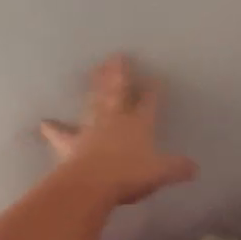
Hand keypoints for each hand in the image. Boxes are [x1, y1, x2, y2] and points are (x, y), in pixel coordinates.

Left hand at [40, 54, 197, 205]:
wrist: (92, 184)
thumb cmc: (129, 175)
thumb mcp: (160, 173)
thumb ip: (177, 168)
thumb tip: (195, 168)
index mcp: (139, 124)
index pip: (148, 103)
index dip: (153, 90)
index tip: (156, 77)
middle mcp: (115, 120)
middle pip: (117, 91)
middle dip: (119, 74)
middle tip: (116, 55)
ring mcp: (91, 128)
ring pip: (94, 102)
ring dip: (95, 86)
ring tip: (94, 69)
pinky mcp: (71, 142)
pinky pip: (61, 134)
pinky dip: (54, 129)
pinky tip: (44, 123)